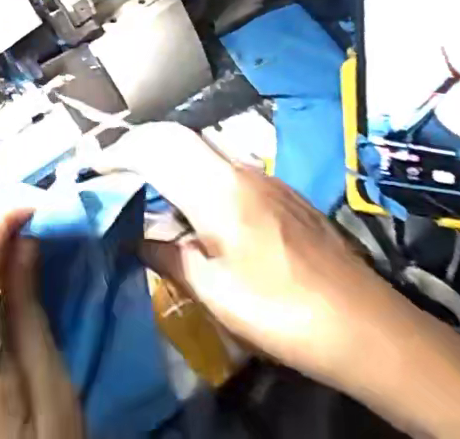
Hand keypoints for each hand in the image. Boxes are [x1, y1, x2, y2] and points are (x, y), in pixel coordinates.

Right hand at [98, 123, 399, 388]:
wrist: (365, 325)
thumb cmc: (284, 313)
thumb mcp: (217, 295)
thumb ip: (172, 258)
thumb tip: (139, 240)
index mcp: (219, 192)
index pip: (157, 149)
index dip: (120, 153)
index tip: (94, 167)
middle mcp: (240, 170)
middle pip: (179, 135)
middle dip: (141, 143)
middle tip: (114, 169)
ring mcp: (264, 176)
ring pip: (205, 145)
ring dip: (170, 153)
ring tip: (148, 184)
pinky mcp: (281, 190)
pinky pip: (227, 163)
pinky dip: (197, 168)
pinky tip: (196, 204)